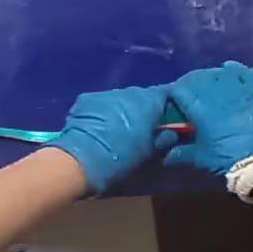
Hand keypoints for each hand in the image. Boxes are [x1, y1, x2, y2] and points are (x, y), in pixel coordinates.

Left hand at [46, 85, 178, 192]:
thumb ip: (164, 139)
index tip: (166, 118)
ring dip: (121, 110)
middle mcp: (127, 92)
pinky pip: (101, 103)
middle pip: (140, 97)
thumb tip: (171, 133)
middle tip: (142, 127)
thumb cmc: (122, 157)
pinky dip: (103, 112)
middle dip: (142, 109)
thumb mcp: (150, 152)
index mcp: (147, 102)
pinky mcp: (85, 99)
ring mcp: (104, 93)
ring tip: (118, 129)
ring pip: (119, 99)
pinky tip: (99, 127)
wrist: (81, 160)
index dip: (166, 106)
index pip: (165, 95)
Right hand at [165, 63, 252, 174]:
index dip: (174, 94)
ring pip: (219, 73)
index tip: (173, 102)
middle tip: (188, 94)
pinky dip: (234, 70)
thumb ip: (181, 152)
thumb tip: (167, 155)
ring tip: (207, 84)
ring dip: (210, 77)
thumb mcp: (200, 157)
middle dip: (190, 84)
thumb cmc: (227, 159)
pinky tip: (228, 69)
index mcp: (198, 106)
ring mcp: (238, 89)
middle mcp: (216, 92)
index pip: (178, 90)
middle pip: (197, 77)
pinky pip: (243, 73)